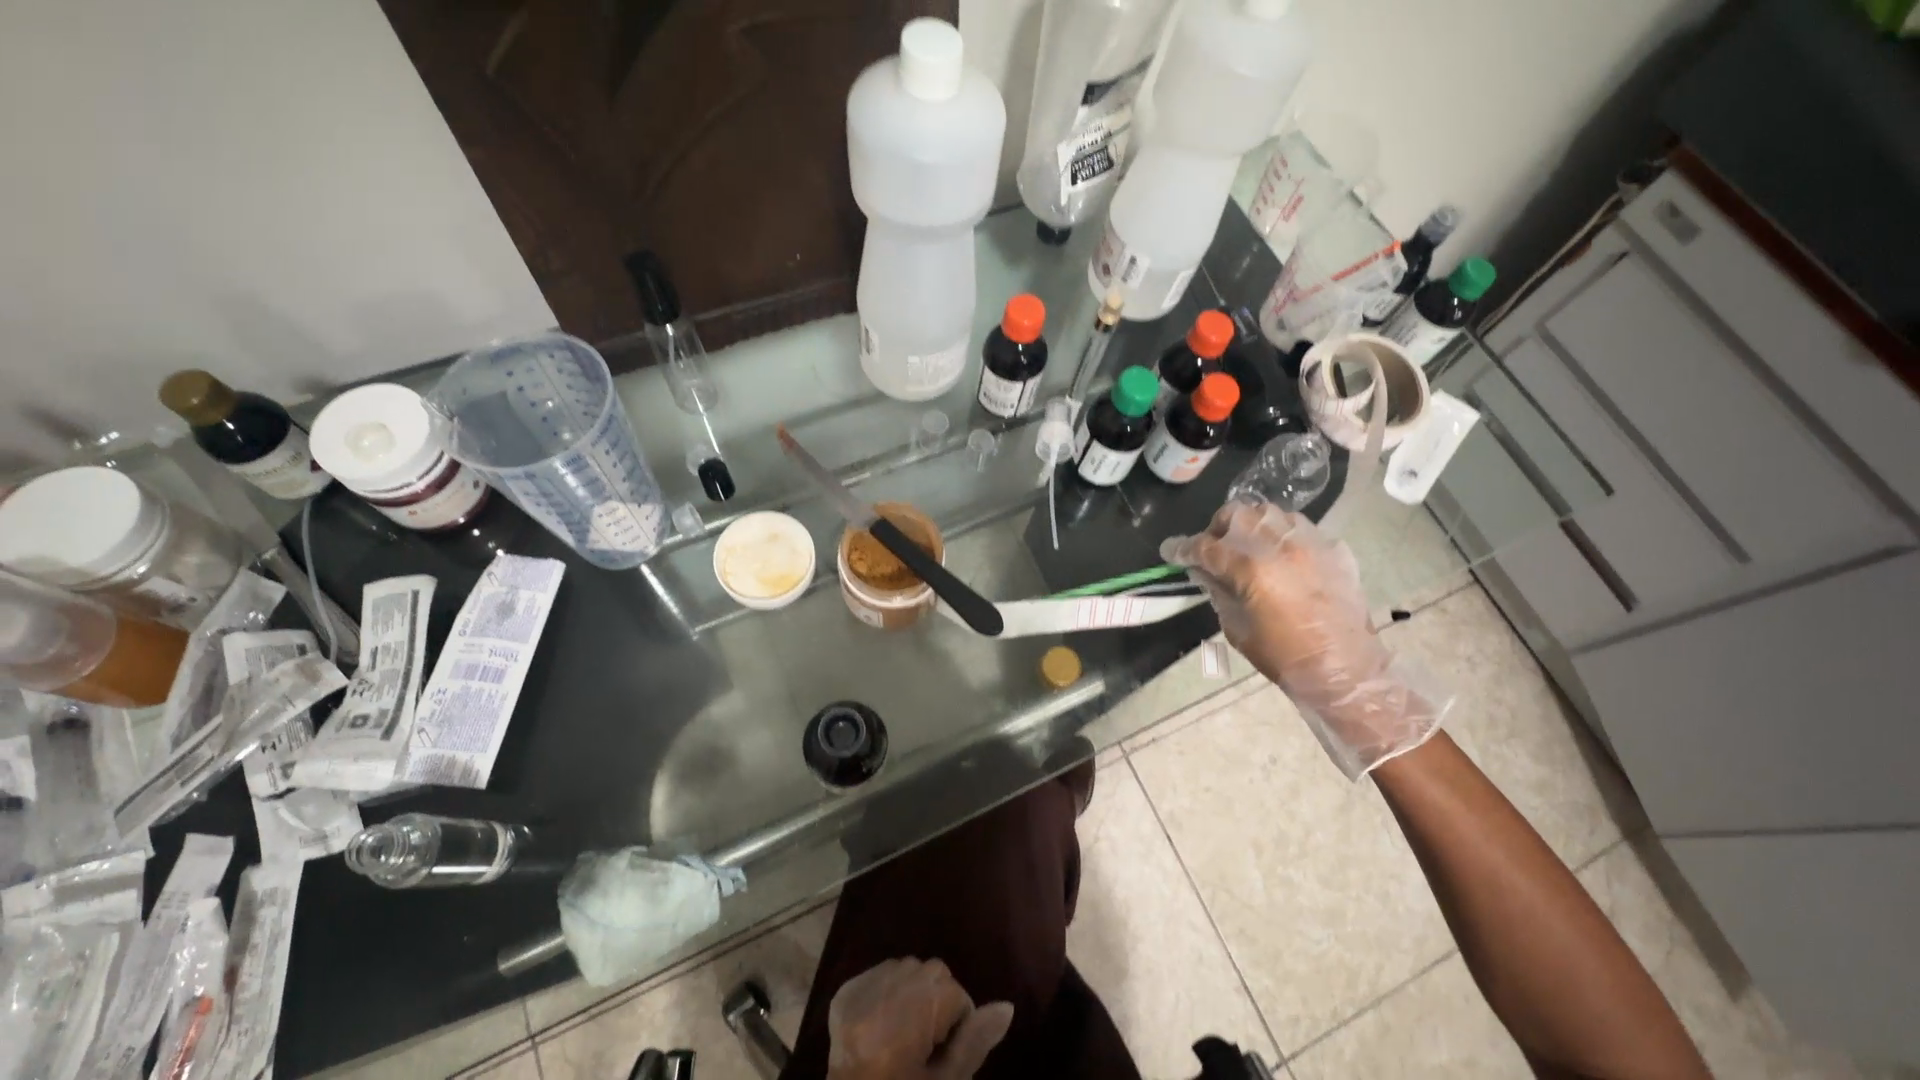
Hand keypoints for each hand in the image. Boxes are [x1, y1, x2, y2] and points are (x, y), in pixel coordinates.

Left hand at [826, 958, 1014, 1079]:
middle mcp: (887, 988)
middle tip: (927, 1041)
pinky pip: (880, 975)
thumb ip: (975, 1041)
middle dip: (938, 1000)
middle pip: (933, 971)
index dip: (957, 1025)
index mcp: (913, 1012)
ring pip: (907, 967)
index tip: (943, 1054)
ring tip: (905, 1032)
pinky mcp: (845, 993)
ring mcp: (862, 988)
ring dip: (914, 991)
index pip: (956, 993)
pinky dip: (888, 992)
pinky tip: (884, 1025)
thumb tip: (1006, 1005)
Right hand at [1161, 503, 1447, 778]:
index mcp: (1252, 569)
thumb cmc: (1285, 657)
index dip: (1182, 548)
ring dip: (1251, 527)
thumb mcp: (1238, 629)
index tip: (1170, 550)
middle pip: (1238, 515)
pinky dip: (1282, 536)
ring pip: (1271, 513)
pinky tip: (1281, 558)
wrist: (1345, 669)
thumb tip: (1204, 571)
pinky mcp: (1334, 548)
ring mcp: (1311, 542)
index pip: (1205, 547)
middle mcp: (1280, 545)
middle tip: (1213, 550)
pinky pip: (1301, 529)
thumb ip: (1218, 592)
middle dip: (1218, 528)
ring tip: (1248, 548)